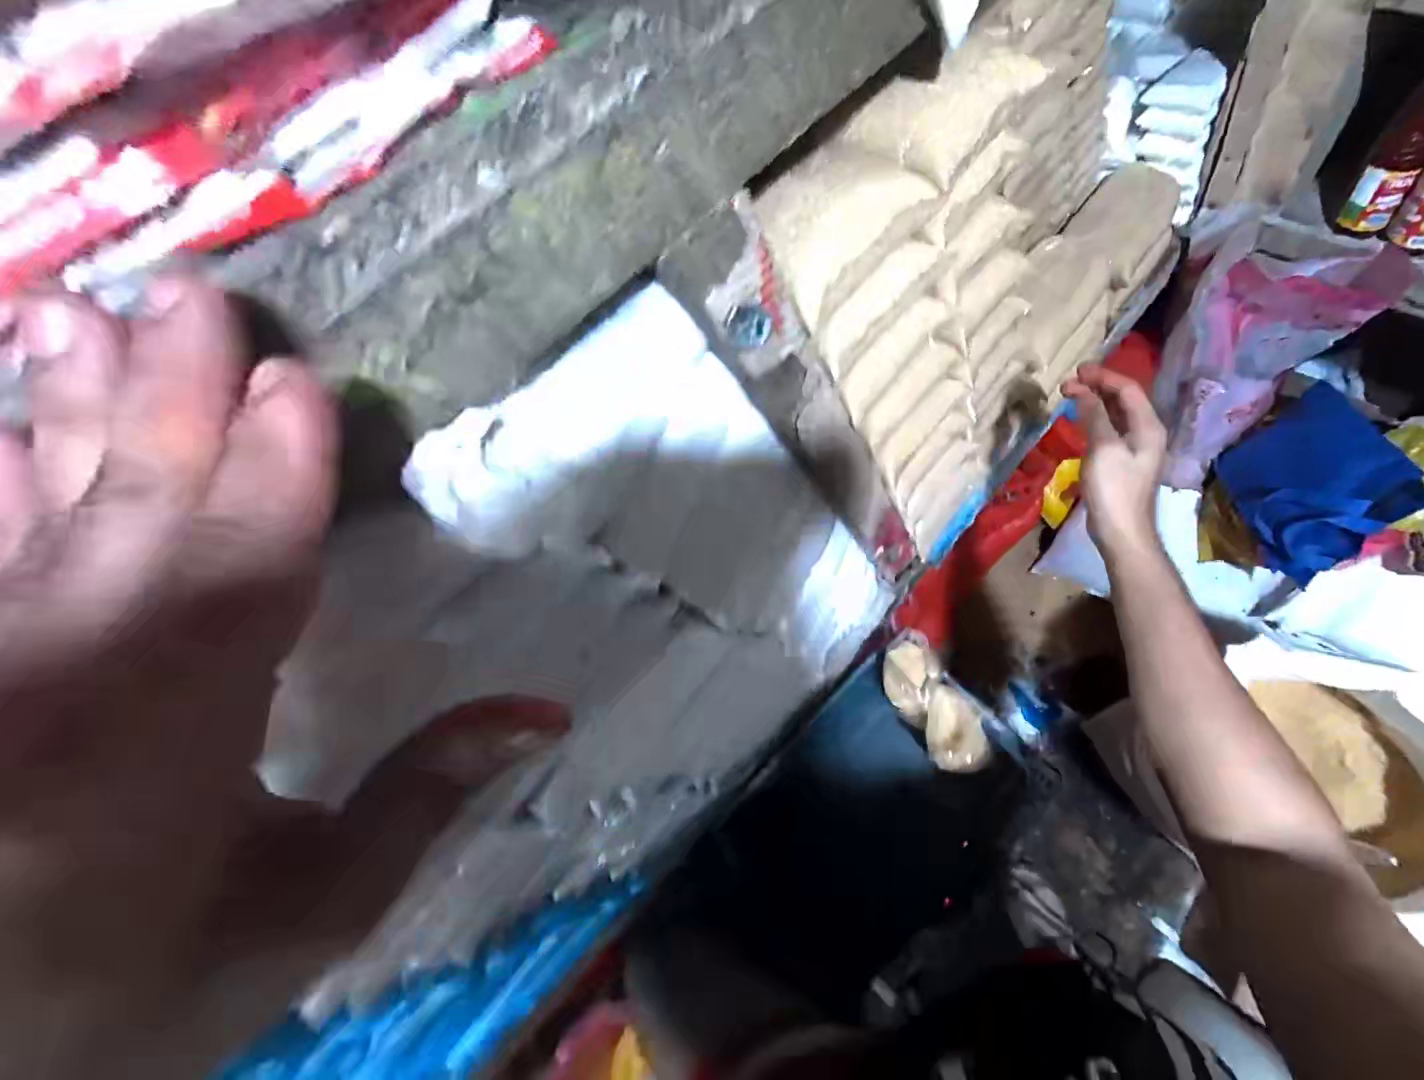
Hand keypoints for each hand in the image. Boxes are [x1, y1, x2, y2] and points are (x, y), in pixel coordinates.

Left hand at [0, 279, 561, 1075]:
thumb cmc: (142, 991)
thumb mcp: (312, 911)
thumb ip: (422, 798)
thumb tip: (546, 714)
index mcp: (155, 741)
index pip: (232, 574)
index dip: (269, 474)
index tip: (297, 382)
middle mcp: (40, 687)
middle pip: (115, 515)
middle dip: (154, 398)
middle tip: (184, 298)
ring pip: (16, 515)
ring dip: (53, 410)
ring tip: (72, 313)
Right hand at [1063, 364, 1165, 555]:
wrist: (1121, 533)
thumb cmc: (1114, 490)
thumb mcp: (1103, 448)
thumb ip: (1094, 414)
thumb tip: (1083, 390)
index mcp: (1149, 426)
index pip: (1128, 389)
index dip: (1103, 376)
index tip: (1076, 372)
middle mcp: (1147, 433)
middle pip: (1124, 400)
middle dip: (1097, 387)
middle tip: (1069, 383)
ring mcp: (1136, 449)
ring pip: (1116, 415)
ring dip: (1095, 403)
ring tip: (1071, 396)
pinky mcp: (1124, 463)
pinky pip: (1111, 432)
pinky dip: (1095, 421)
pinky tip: (1080, 421)